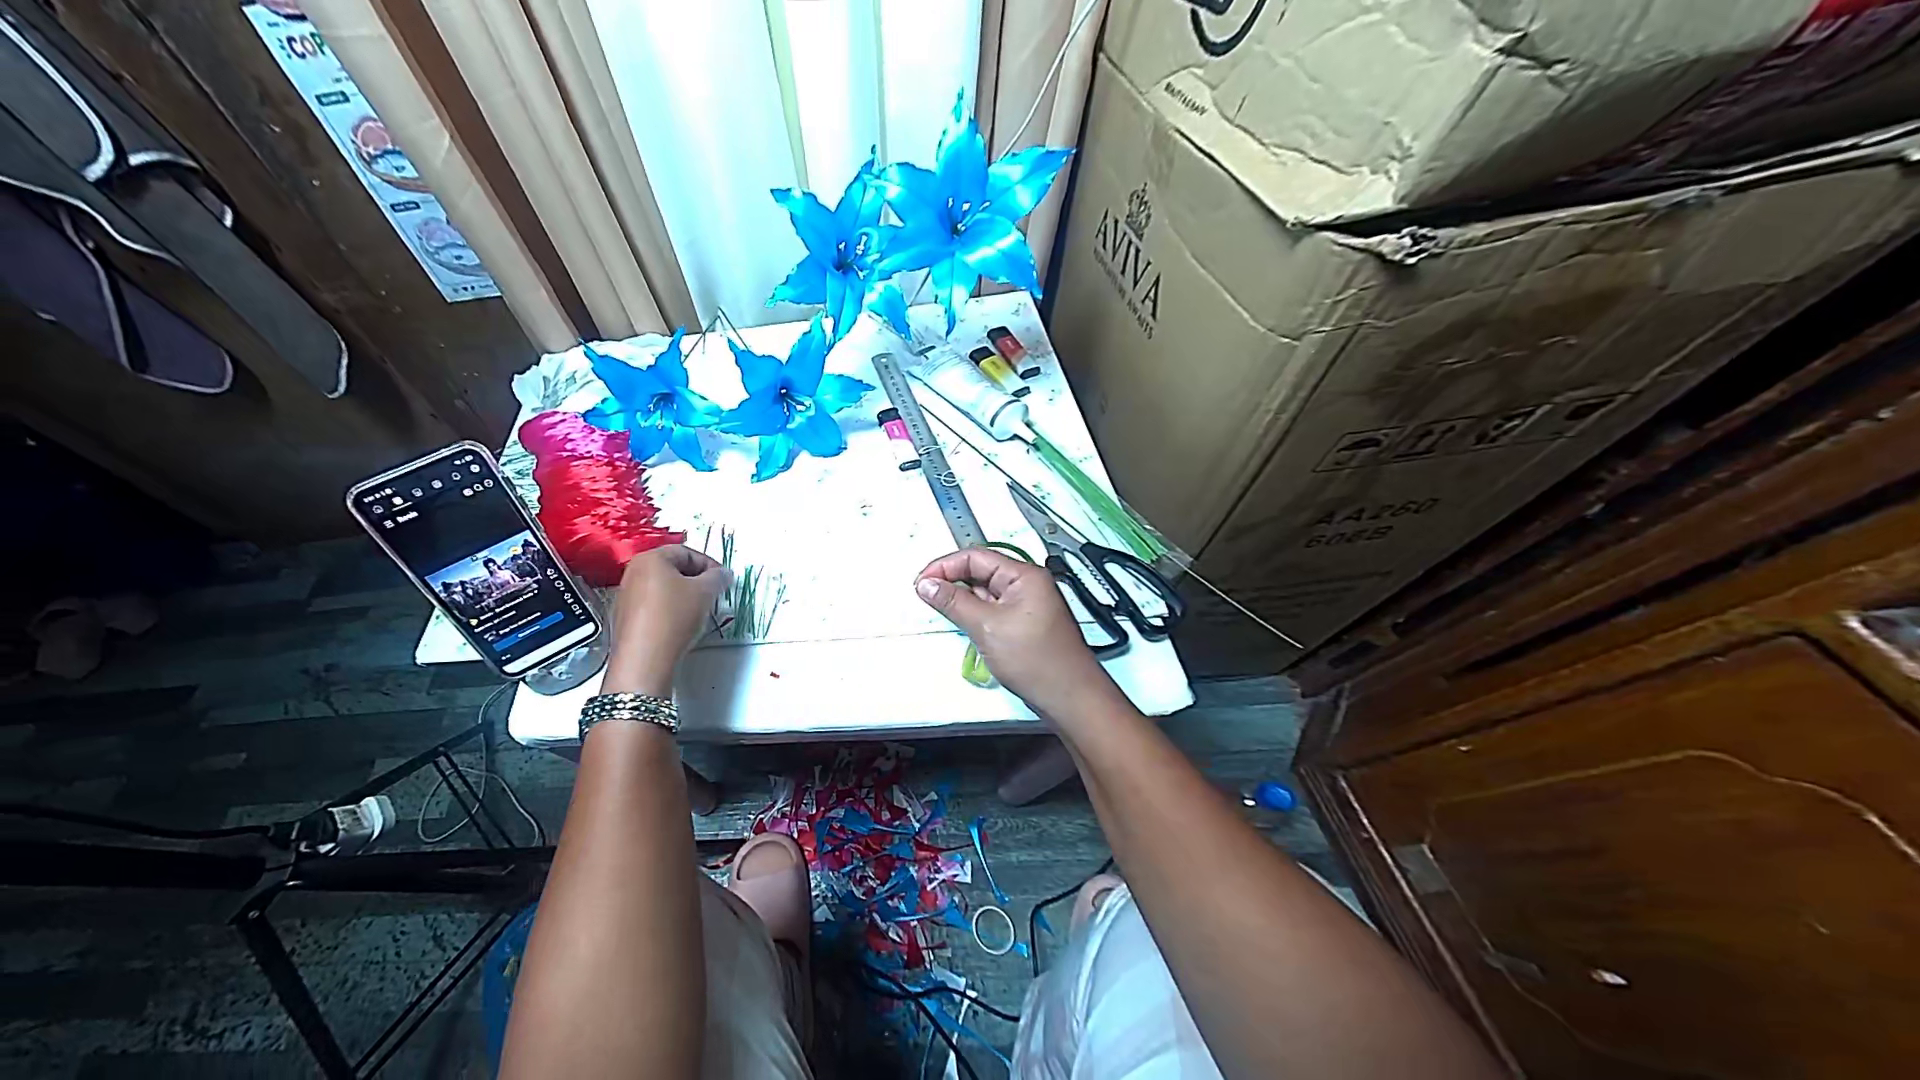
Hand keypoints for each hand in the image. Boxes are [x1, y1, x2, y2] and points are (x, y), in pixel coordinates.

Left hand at [603, 545, 731, 695]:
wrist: (645, 659)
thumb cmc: (674, 617)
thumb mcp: (705, 593)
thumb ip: (718, 577)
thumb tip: (723, 574)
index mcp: (650, 558)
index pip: (686, 552)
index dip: (709, 564)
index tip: (722, 578)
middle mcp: (633, 572)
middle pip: (672, 568)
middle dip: (696, 579)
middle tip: (713, 592)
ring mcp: (625, 595)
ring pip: (662, 587)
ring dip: (683, 594)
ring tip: (699, 609)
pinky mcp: (624, 618)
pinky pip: (652, 605)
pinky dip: (669, 608)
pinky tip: (680, 623)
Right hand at [915, 547, 1121, 720]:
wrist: (1069, 697)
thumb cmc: (1037, 661)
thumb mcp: (987, 626)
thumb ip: (954, 602)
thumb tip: (927, 584)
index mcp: (1024, 575)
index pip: (976, 557)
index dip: (945, 567)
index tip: (922, 582)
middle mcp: (1028, 584)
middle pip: (981, 572)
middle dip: (952, 582)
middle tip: (926, 597)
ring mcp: (1027, 605)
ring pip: (986, 592)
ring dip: (963, 600)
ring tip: (942, 611)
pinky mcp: (1025, 624)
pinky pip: (994, 610)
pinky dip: (976, 615)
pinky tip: (964, 625)